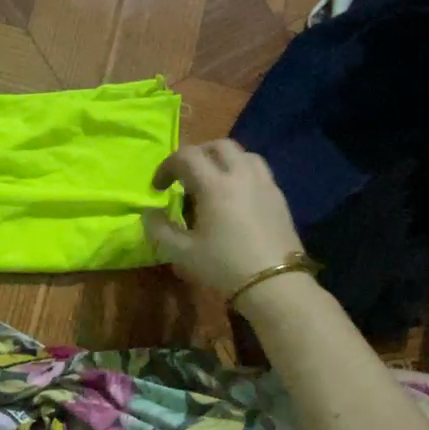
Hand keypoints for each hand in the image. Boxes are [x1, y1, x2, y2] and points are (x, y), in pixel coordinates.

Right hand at [143, 139, 303, 297]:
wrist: (274, 283)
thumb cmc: (223, 266)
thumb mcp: (180, 252)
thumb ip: (158, 229)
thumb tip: (150, 213)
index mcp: (215, 185)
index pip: (186, 156)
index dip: (166, 167)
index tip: (158, 189)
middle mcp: (241, 175)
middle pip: (218, 146)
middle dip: (196, 156)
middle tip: (183, 178)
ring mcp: (264, 183)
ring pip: (242, 154)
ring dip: (221, 161)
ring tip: (211, 183)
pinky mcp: (278, 196)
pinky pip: (257, 170)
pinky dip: (240, 173)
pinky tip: (234, 197)